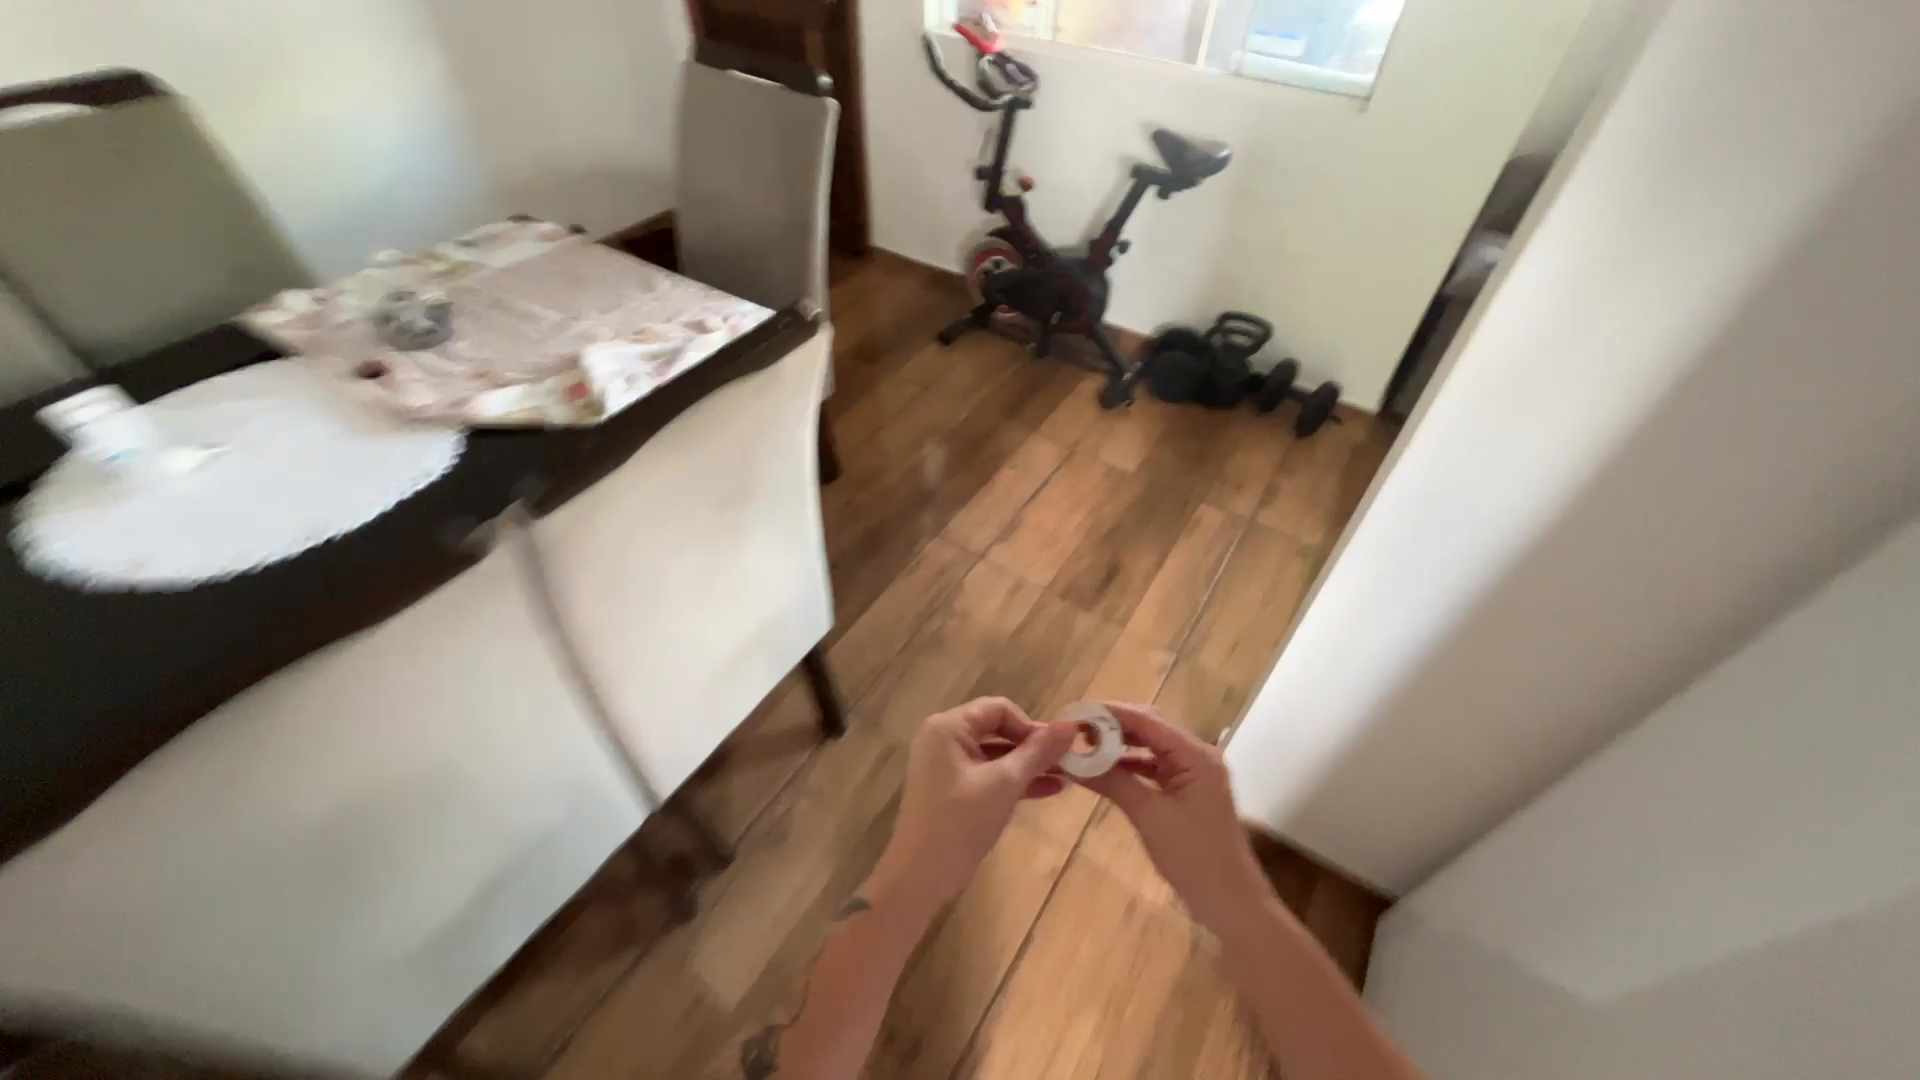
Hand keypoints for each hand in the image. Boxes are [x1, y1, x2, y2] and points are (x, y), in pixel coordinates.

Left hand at [868, 697, 1076, 916]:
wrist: (921, 876)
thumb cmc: (961, 822)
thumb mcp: (1005, 783)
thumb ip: (1038, 752)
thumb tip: (1071, 725)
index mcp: (948, 727)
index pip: (999, 709)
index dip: (1031, 725)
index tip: (1058, 749)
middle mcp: (943, 738)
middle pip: (997, 729)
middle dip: (1033, 746)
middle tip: (1068, 762)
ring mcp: (945, 765)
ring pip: (995, 754)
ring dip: (1028, 765)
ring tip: (1067, 777)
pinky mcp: (951, 789)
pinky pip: (987, 774)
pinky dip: (1013, 781)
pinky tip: (1048, 791)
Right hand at [1074, 703, 1271, 933]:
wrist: (1231, 904)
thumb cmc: (1194, 858)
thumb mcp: (1149, 816)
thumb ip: (1113, 781)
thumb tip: (1073, 759)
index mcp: (1195, 756)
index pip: (1147, 720)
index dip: (1110, 713)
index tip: (1075, 713)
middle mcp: (1198, 756)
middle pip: (1150, 727)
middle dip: (1113, 726)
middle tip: (1076, 729)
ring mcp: (1195, 775)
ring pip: (1152, 747)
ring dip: (1121, 745)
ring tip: (1085, 746)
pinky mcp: (1189, 793)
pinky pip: (1155, 767)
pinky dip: (1131, 765)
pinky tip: (1105, 770)